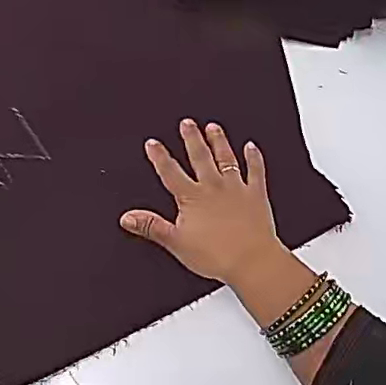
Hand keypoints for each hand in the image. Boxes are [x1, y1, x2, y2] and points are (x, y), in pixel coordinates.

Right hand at [120, 119, 286, 284]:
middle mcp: (214, 188)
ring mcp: (236, 189)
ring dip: (219, 142)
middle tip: (187, 123)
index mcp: (192, 198)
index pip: (170, 172)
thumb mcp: (176, 242)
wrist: (252, 260)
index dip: (160, 157)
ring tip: (213, 128)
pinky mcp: (256, 195)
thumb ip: (151, 227)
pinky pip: (255, 171)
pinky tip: (251, 147)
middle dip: (191, 138)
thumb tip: (129, 218)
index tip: (153, 143)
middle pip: (200, 157)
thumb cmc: (217, 255)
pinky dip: (253, 158)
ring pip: (225, 158)